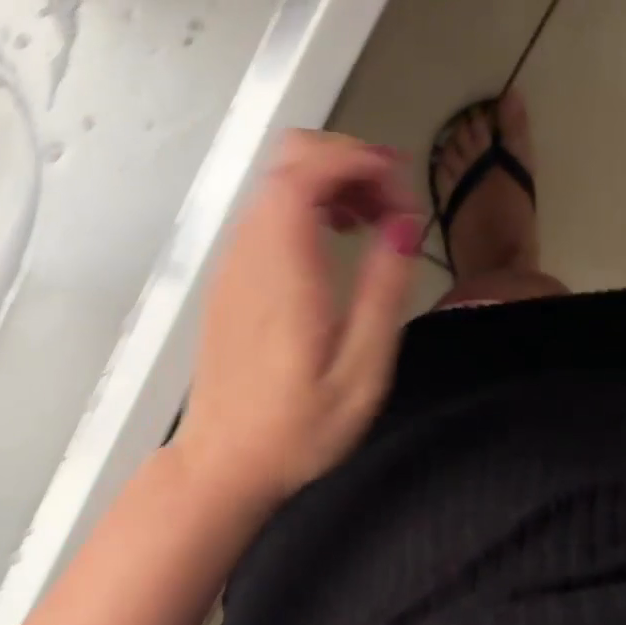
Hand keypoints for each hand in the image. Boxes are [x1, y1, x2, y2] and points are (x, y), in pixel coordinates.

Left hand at [174, 130, 424, 510]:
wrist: (221, 464)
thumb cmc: (294, 433)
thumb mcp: (360, 375)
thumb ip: (384, 292)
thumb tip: (403, 226)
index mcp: (284, 271)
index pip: (306, 166)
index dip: (358, 158)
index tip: (398, 188)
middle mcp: (249, 256)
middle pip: (289, 161)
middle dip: (347, 165)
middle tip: (389, 207)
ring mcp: (231, 268)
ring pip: (275, 187)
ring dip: (327, 188)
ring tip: (368, 229)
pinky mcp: (227, 285)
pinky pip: (263, 220)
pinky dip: (302, 213)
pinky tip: (330, 253)